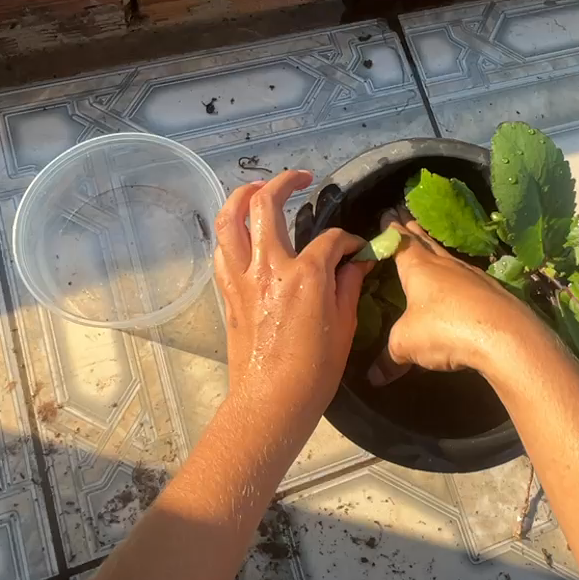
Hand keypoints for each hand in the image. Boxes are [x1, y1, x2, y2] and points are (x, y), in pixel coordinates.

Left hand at [213, 170, 372, 422]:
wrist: (271, 402)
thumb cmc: (314, 370)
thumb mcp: (345, 326)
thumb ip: (348, 285)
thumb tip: (356, 263)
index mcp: (305, 275)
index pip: (330, 239)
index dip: (348, 240)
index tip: (356, 249)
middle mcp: (268, 266)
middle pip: (265, 204)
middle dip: (284, 182)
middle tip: (301, 178)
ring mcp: (242, 277)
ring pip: (229, 219)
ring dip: (242, 195)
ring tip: (258, 188)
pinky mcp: (228, 291)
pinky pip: (222, 249)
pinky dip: (231, 232)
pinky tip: (243, 232)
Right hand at [380, 219, 571, 385]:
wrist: (506, 336)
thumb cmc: (445, 328)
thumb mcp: (407, 344)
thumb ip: (390, 358)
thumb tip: (374, 377)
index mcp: (420, 267)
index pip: (401, 242)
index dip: (391, 230)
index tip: (387, 215)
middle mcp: (446, 265)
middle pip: (426, 242)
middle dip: (413, 231)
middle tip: (405, 218)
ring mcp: (472, 276)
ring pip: (448, 258)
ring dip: (436, 251)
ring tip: (429, 249)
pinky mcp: (492, 293)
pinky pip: (467, 279)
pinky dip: (456, 277)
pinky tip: (459, 285)